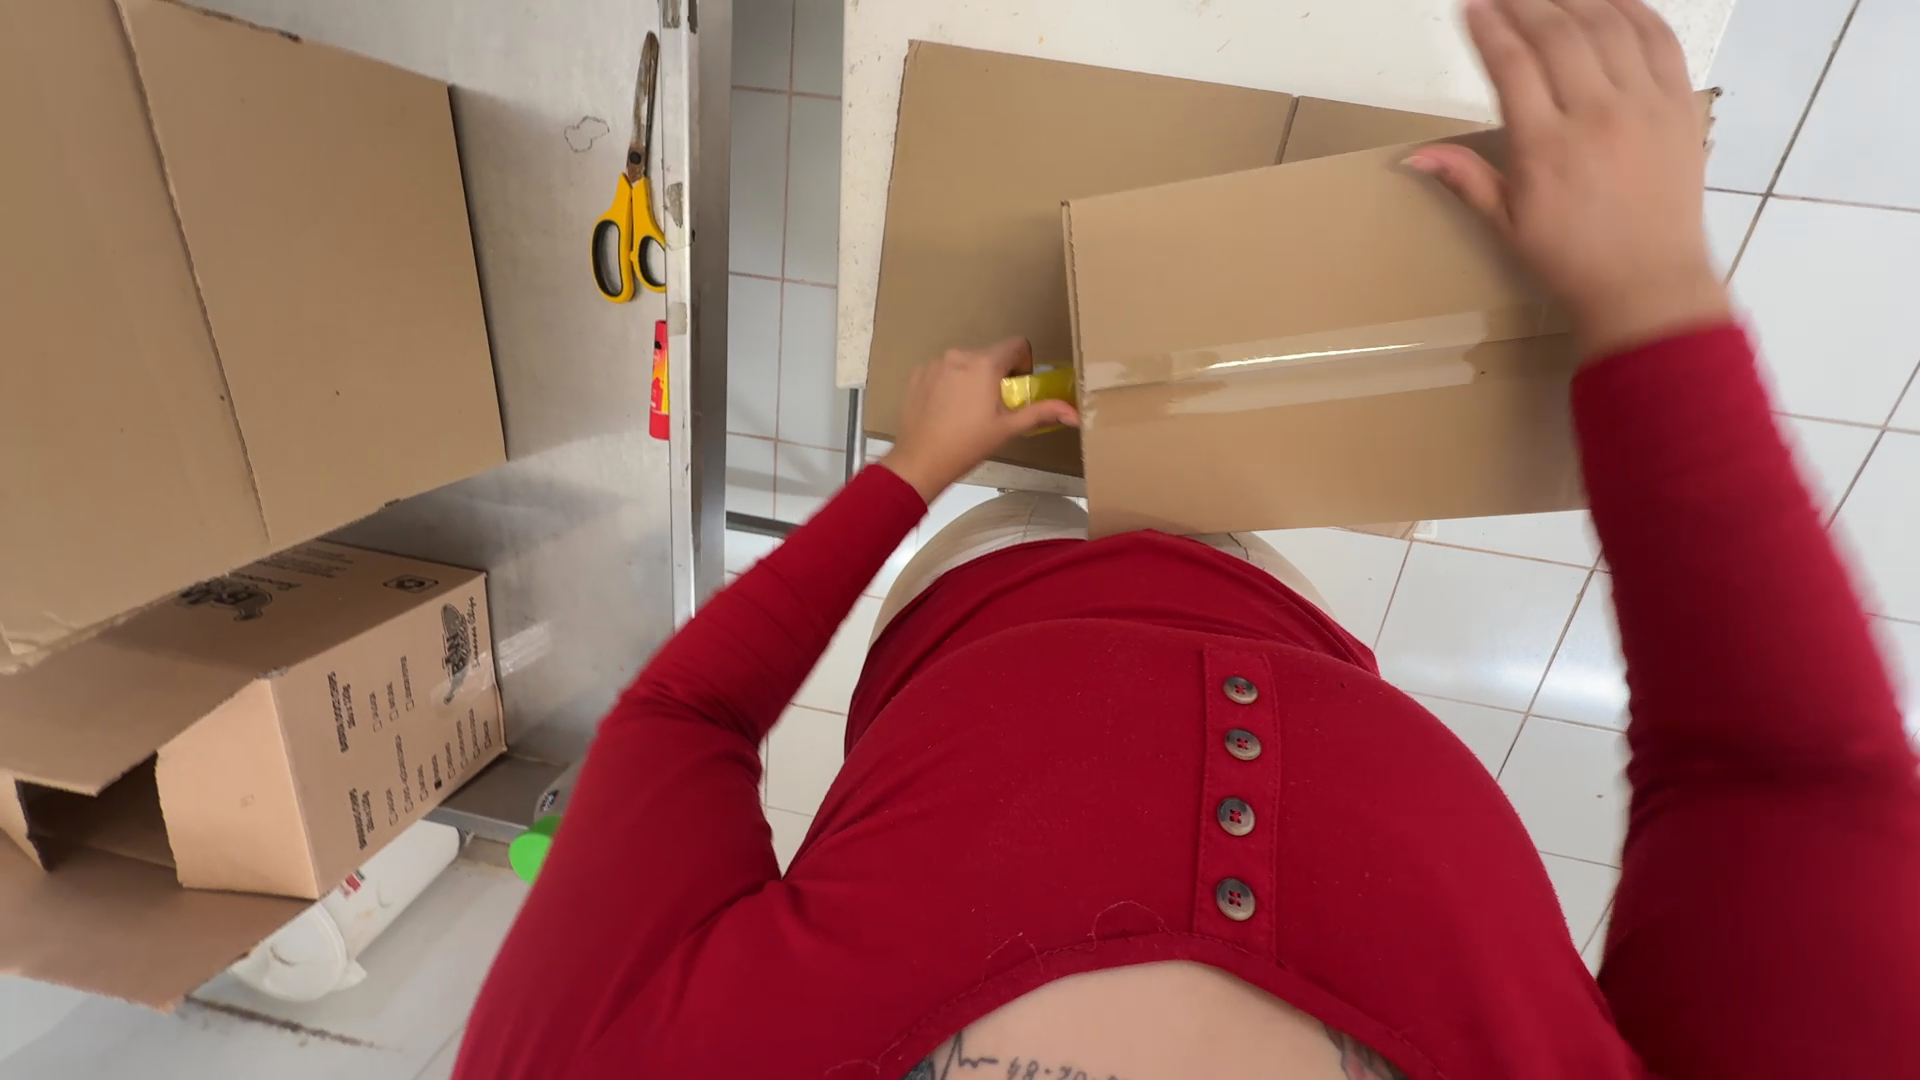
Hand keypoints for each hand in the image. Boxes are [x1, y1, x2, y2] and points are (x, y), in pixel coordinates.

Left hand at [881, 338, 1079, 502]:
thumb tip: (1074, 413)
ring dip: (972, 378)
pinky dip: (948, 384)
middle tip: (992, 407)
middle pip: (989, 355)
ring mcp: (934, 364)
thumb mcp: (1008, 428)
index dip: (1023, 363)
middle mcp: (958, 355)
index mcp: (984, 364)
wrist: (921, 461)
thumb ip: (1041, 413)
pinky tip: (946, 410)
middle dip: (996, 375)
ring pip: (964, 363)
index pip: (1016, 344)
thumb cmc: (967, 445)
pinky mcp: (917, 375)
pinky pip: (942, 371)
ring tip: (967, 411)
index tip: (1016, 387)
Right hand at [1406, 0, 1729, 357]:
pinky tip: (1606, 0)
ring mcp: (1644, 102)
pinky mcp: (1679, 100)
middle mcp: (1596, 115)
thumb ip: (1464, 177)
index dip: (1490, 32)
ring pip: (1609, 25)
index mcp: (1545, 148)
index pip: (1514, 69)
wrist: (1643, 276)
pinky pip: (1657, 36)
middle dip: (1526, 4)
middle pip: (1559, 35)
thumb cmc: (1565, 256)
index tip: (1471, 9)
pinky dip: (1631, 8)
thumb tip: (1415, 157)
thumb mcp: (1504, 222)